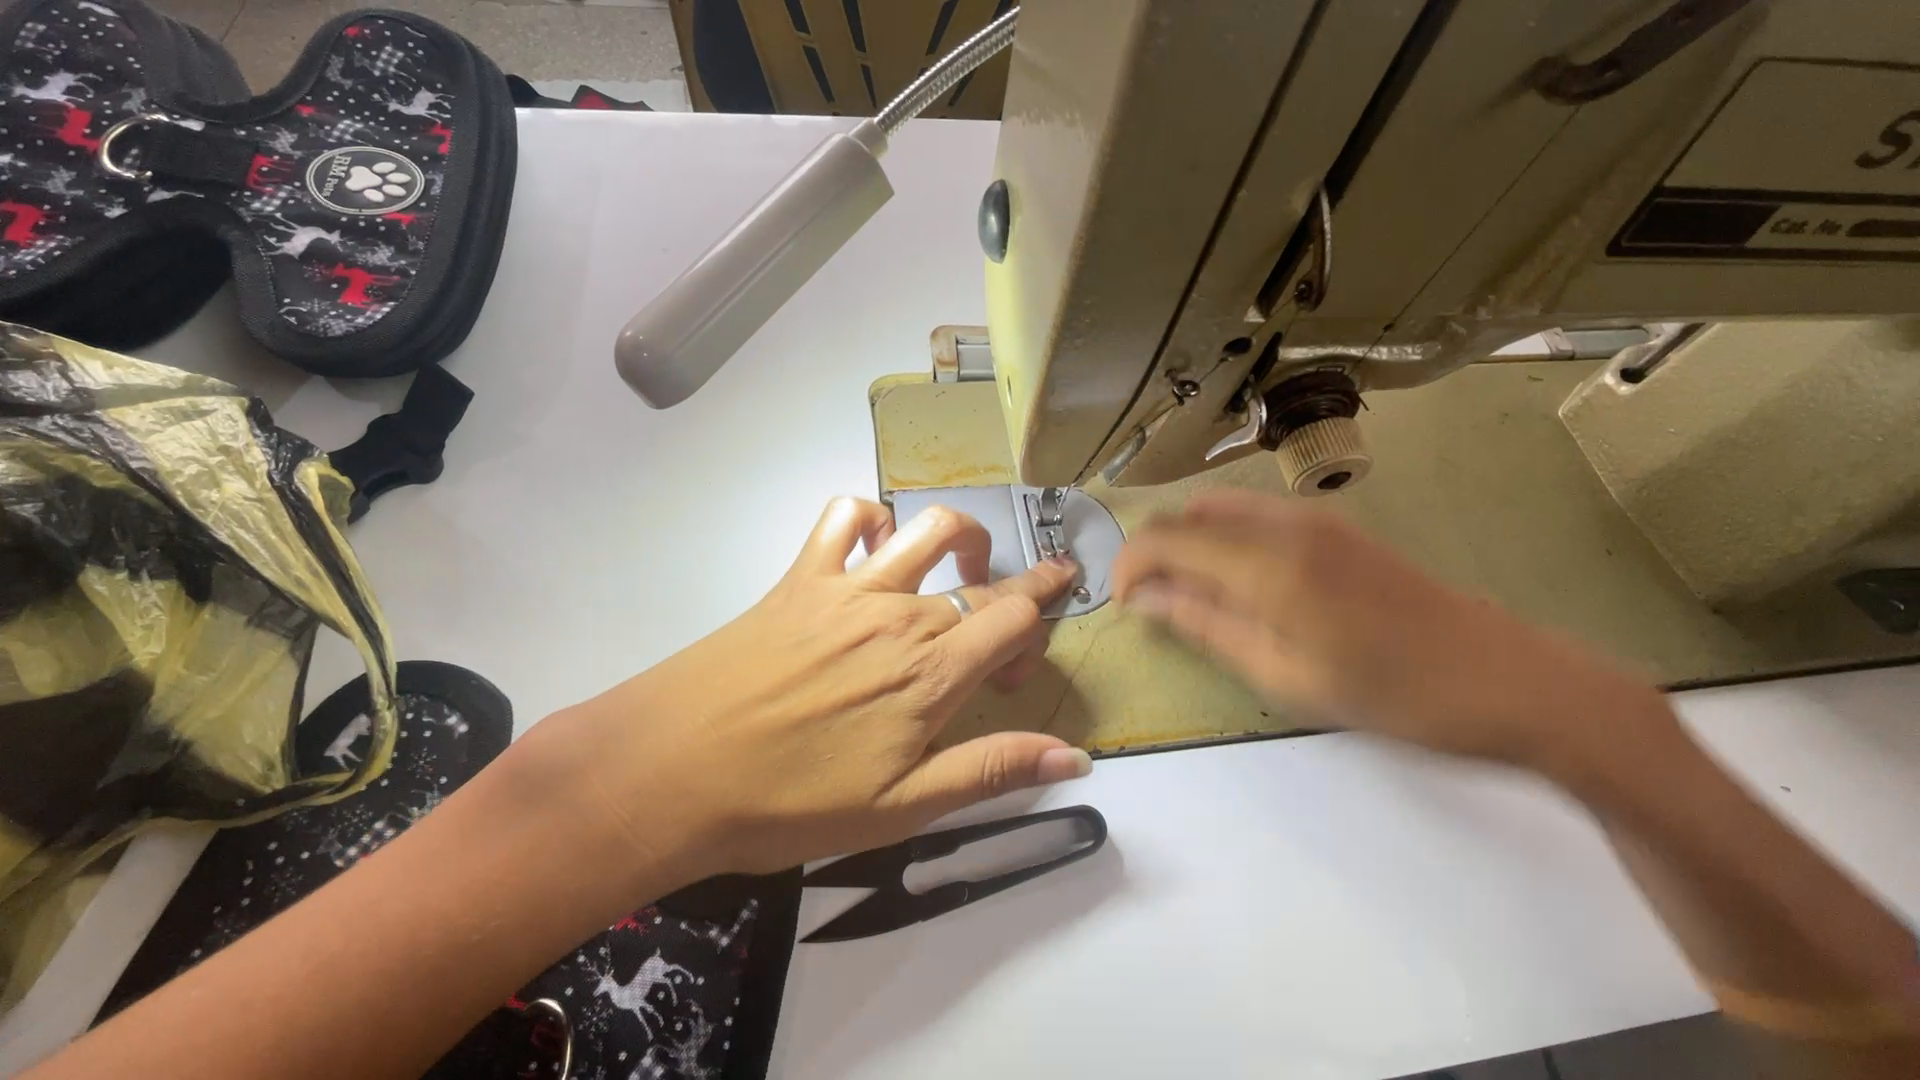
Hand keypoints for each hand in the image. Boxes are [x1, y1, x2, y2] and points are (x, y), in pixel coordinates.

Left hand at [516, 497, 1088, 891]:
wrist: (674, 772)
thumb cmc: (790, 805)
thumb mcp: (902, 809)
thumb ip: (991, 772)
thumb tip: (1076, 758)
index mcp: (933, 675)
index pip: (1016, 620)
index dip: (1039, 629)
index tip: (1023, 667)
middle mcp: (901, 617)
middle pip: (983, 583)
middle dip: (1018, 594)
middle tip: (1012, 629)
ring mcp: (848, 589)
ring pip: (928, 528)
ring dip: (963, 537)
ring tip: (964, 566)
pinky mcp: (799, 578)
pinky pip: (844, 515)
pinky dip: (871, 517)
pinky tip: (876, 548)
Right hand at [1111, 490, 1677, 780]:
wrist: (1508, 680)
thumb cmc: (1392, 693)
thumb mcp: (1285, 675)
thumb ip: (1206, 627)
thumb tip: (1142, 600)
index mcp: (1266, 562)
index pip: (1164, 537)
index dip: (1128, 566)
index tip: (1122, 608)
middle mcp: (1284, 523)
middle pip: (1188, 514)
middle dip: (1155, 552)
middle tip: (1155, 608)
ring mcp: (1316, 519)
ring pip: (1221, 512)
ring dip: (1191, 545)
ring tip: (1194, 602)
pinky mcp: (1338, 528)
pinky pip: (1256, 518)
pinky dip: (1226, 541)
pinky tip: (1242, 588)